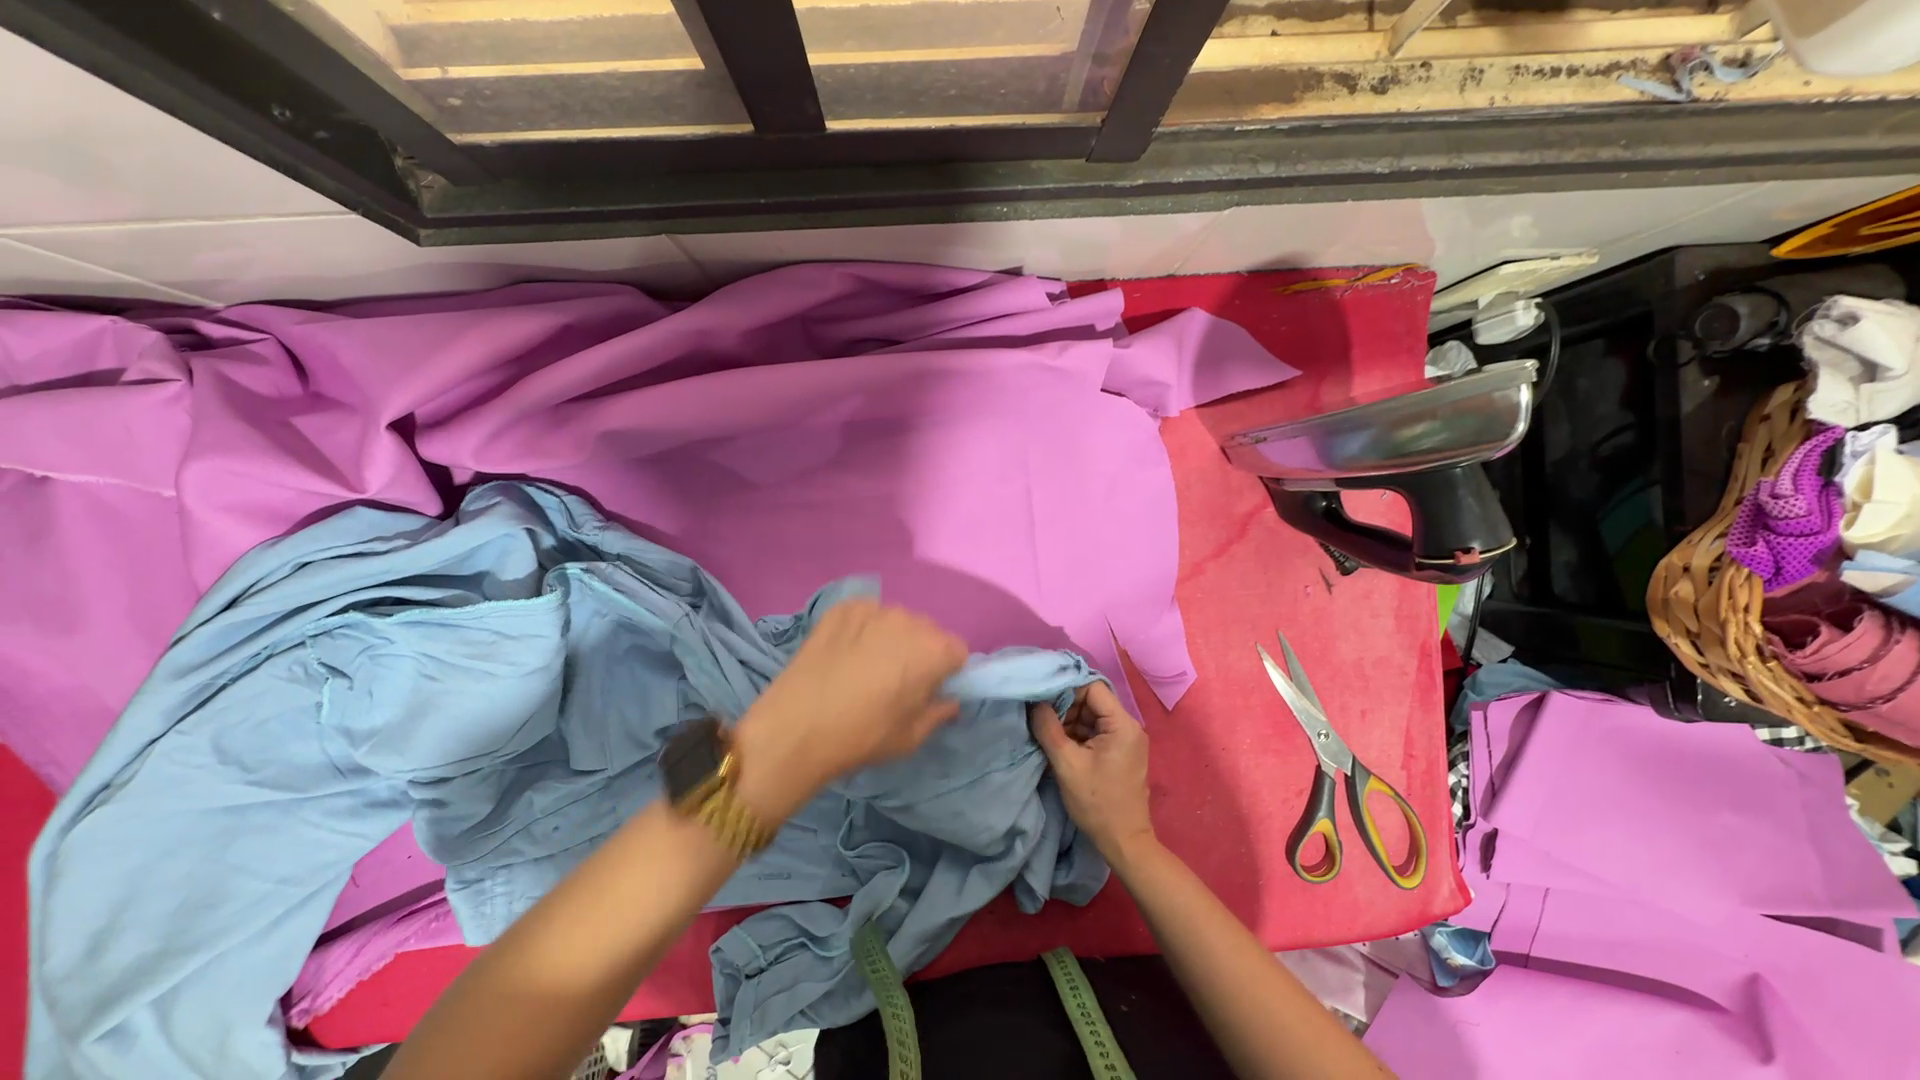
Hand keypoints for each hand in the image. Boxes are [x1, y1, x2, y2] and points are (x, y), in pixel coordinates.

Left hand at [735, 599, 967, 815]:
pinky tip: (845, 655)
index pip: (958, 652)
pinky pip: (866, 615)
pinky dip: (863, 630)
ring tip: (866, 668)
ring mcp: (872, 610)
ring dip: (891, 639)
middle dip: (920, 652)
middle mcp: (909, 620)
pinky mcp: (841, 608)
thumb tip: (949, 700)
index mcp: (934, 651)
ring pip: (896, 622)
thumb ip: (940, 713)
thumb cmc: (861, 737)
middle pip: (928, 632)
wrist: (795, 728)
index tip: (928, 691)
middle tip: (897, 683)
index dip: (946, 673)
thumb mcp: (911, 737)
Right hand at [1029, 681, 1155, 864]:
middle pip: (1092, 702)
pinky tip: (1060, 748)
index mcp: (1122, 724)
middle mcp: (1129, 726)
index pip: (1092, 689)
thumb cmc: (1096, 802)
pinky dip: (1078, 737)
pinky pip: (1096, 733)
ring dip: (1069, 724)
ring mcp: (1126, 740)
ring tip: (1047, 737)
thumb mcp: (1066, 763)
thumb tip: (1036, 703)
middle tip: (1042, 723)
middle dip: (1065, 710)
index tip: (1043, 703)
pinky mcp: (1121, 753)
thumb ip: (1048, 728)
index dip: (1066, 691)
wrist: (1123, 841)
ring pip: (1092, 718)